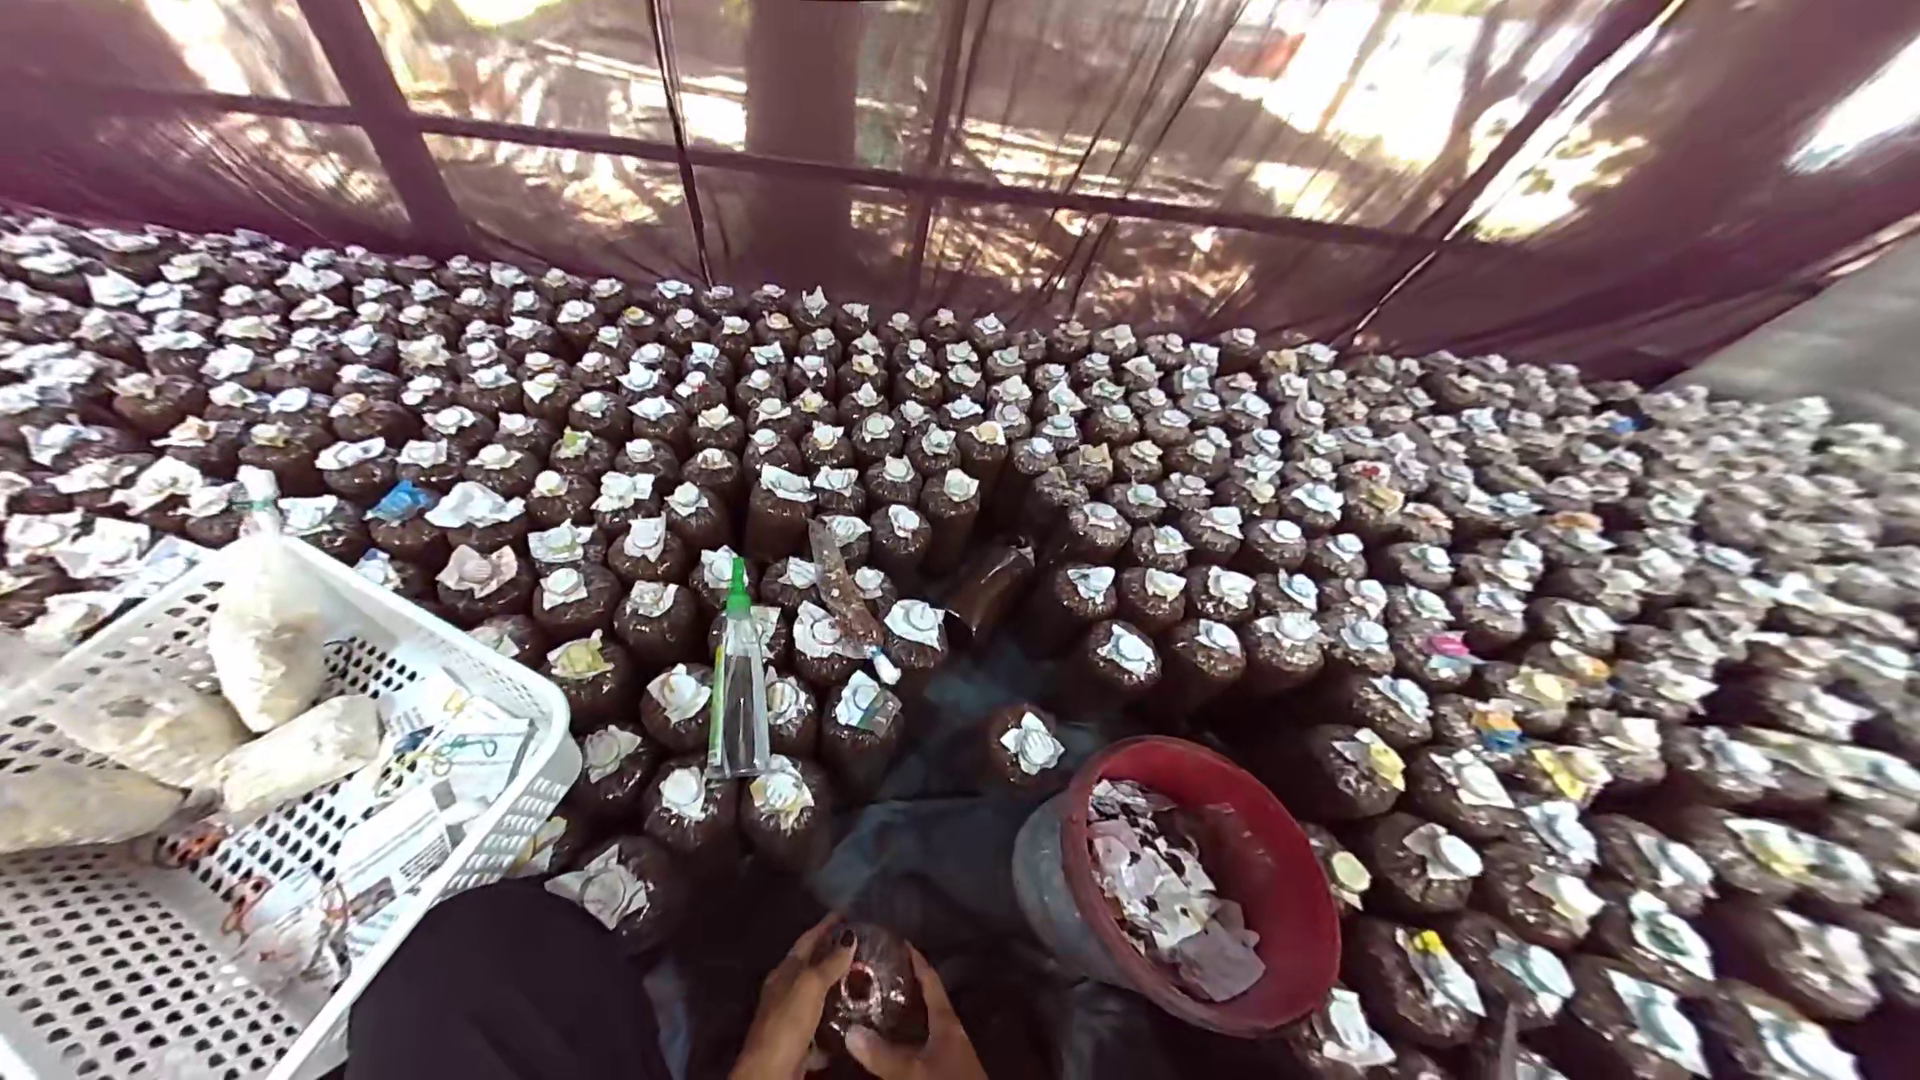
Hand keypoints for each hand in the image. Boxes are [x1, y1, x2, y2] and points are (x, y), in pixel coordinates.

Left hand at [731, 915, 855, 1079]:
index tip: (848, 911)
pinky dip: (837, 1016)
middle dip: (835, 952)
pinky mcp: (799, 1041)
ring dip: (839, 985)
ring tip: (865, 976)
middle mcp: (786, 989)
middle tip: (864, 943)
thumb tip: (850, 936)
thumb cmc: (787, 1022)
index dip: (827, 924)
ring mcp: (791, 1016)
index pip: (808, 938)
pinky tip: (855, 1015)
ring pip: (819, 993)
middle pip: (813, 963)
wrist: (769, 1075)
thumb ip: (830, 962)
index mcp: (785, 970)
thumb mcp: (810, 985)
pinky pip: (822, 1022)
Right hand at [845, 947, 986, 1079]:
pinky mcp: (945, 1067)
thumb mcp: (913, 1071)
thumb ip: (883, 1054)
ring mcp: (948, 1050)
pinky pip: (922, 1042)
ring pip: (923, 1023)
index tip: (899, 942)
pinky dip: (906, 1037)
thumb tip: (850, 1032)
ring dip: (904, 1014)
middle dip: (905, 987)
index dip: (916, 960)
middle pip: (927, 1000)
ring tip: (876, 1006)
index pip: (931, 979)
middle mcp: (949, 1029)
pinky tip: (891, 1044)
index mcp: (946, 1019)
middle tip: (877, 976)